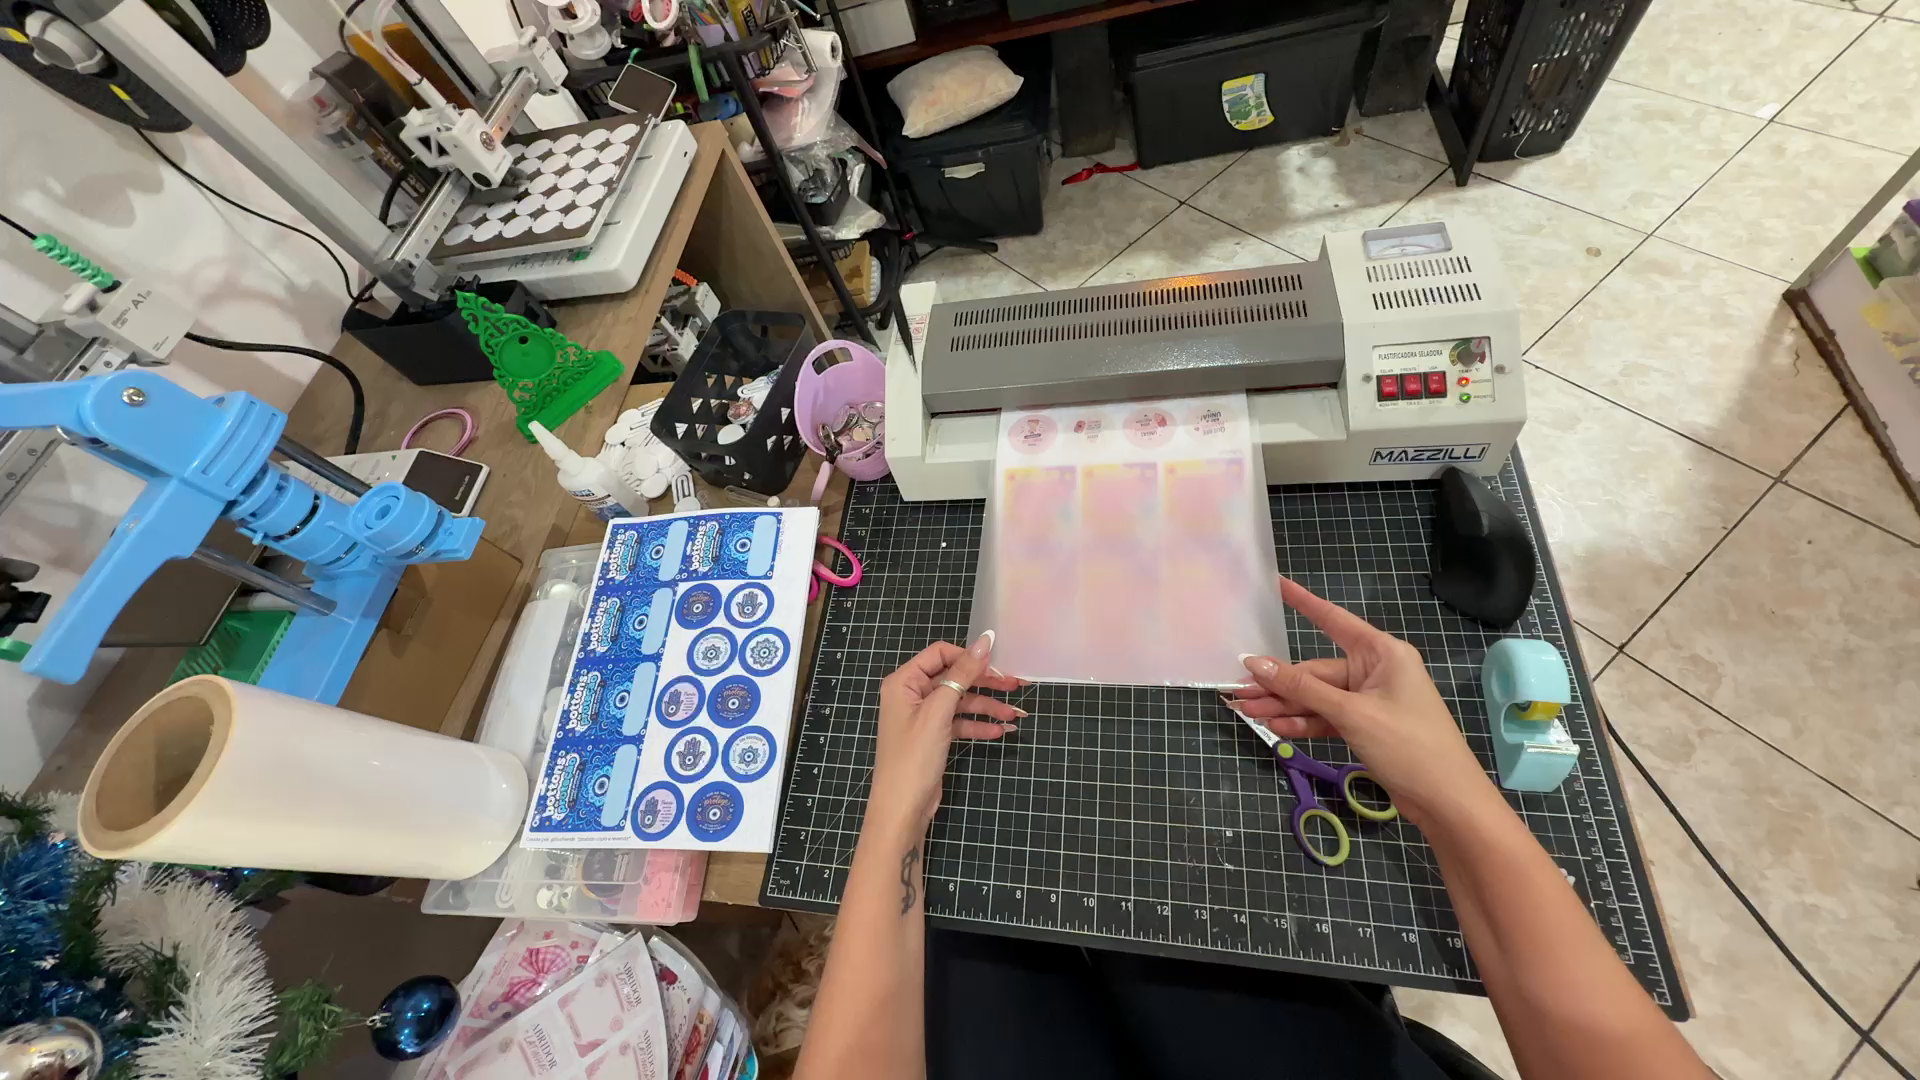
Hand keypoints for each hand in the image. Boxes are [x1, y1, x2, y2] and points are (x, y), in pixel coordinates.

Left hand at [867, 631, 1025, 835]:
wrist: (901, 810)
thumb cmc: (914, 756)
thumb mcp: (939, 712)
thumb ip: (962, 675)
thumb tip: (985, 641)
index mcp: (904, 681)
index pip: (940, 654)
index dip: (968, 657)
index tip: (997, 665)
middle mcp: (911, 694)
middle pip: (953, 677)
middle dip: (984, 683)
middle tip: (1015, 686)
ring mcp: (923, 716)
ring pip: (960, 702)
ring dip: (986, 707)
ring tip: (1014, 715)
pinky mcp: (933, 736)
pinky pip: (959, 722)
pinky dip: (978, 726)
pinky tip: (1000, 731)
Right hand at [1227, 578, 1496, 827]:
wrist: (1448, 803)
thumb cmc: (1409, 746)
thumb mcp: (1351, 714)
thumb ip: (1301, 687)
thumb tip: (1255, 663)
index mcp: (1381, 654)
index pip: (1333, 620)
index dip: (1303, 602)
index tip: (1276, 583)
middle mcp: (1374, 671)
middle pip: (1314, 671)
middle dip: (1278, 684)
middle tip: (1238, 691)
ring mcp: (1368, 700)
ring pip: (1315, 696)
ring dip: (1283, 706)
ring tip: (1246, 712)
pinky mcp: (1364, 725)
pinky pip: (1325, 716)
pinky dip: (1302, 722)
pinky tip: (1275, 727)